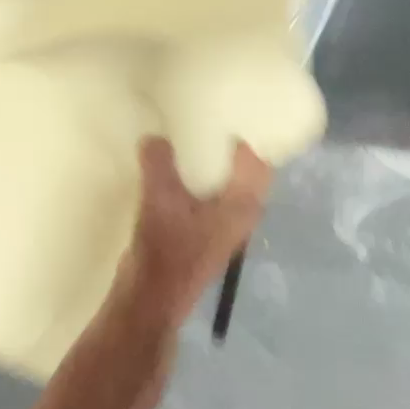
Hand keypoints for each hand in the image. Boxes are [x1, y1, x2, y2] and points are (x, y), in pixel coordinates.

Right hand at [129, 138, 271, 319]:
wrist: (152, 296)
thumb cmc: (168, 248)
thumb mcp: (160, 198)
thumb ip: (159, 163)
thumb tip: (156, 137)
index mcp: (243, 205)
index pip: (257, 162)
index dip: (245, 137)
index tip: (225, 112)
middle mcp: (239, 216)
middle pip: (241, 174)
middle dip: (224, 150)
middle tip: (200, 120)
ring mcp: (219, 228)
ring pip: (220, 187)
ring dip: (204, 167)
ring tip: (180, 142)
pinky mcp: (198, 236)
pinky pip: (201, 199)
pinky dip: (190, 183)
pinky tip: (165, 175)